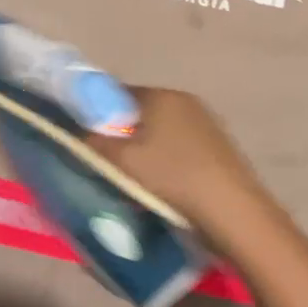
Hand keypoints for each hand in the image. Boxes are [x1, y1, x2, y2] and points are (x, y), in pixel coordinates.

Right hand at [85, 87, 283, 244]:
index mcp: (162, 95)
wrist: (233, 213)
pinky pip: (177, 148)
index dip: (95, 113)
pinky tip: (159, 186)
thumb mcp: (120, 160)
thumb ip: (91, 142)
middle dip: (119, 134)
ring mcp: (206, 125)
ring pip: (159, 132)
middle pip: (138, 114)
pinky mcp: (218, 149)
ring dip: (142, 150)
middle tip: (103, 161)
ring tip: (130, 178)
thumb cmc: (171, 177)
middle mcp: (186, 101)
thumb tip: (74, 134)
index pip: (115, 93)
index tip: (83, 137)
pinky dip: (163, 162)